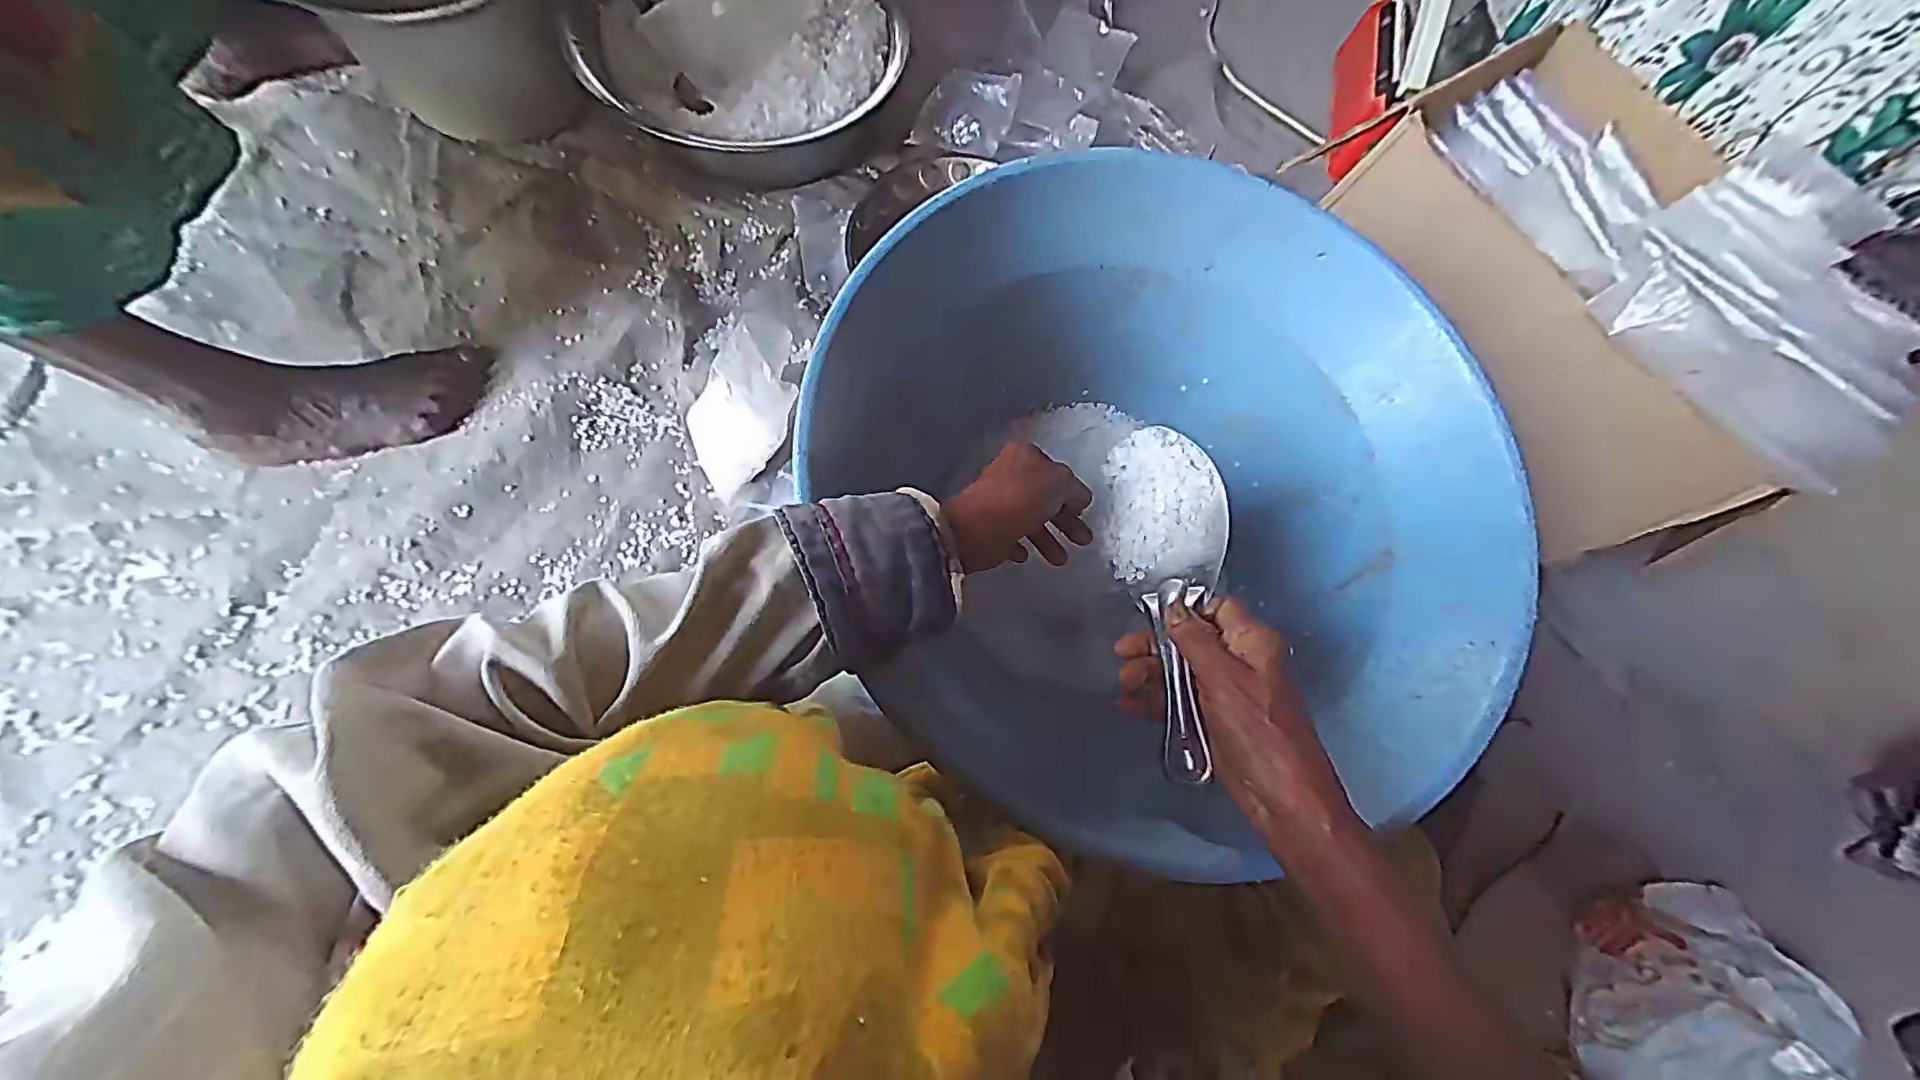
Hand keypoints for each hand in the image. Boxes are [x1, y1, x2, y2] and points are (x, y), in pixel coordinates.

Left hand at [941, 440, 1094, 571]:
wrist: (977, 528)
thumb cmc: (1020, 499)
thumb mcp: (1059, 483)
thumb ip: (1075, 489)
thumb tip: (1078, 499)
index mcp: (1025, 456)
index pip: (1057, 473)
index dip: (1072, 493)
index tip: (1082, 511)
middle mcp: (1010, 475)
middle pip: (1046, 499)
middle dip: (1066, 521)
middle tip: (1081, 539)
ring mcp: (998, 501)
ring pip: (1031, 520)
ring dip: (1048, 540)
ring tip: (1060, 559)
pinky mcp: (989, 526)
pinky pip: (1012, 535)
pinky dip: (1022, 544)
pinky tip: (1027, 554)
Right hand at [1114, 597, 1356, 845]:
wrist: (1281, 797)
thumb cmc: (1259, 733)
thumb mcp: (1223, 678)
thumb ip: (1195, 640)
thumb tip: (1175, 607)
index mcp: (1252, 643)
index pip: (1217, 609)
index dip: (1185, 611)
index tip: (1151, 619)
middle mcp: (1240, 663)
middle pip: (1191, 640)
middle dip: (1155, 646)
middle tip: (1124, 654)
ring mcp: (1225, 693)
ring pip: (1180, 671)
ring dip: (1150, 673)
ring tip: (1125, 684)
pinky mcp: (1213, 720)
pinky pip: (1179, 700)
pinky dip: (1155, 700)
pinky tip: (1130, 704)